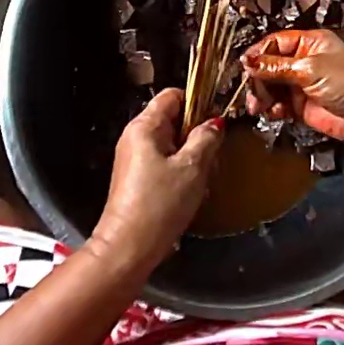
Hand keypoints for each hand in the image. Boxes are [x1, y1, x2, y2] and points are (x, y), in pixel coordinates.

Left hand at [89, 89, 223, 275]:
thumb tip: (215, 122)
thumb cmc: (160, 204)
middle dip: (197, 134)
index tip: (216, 121)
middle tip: (214, 156)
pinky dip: (180, 171)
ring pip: (171, 143)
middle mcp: (135, 136)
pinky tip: (192, 191)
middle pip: (172, 119)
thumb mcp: (191, 169)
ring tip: (205, 179)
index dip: (196, 102)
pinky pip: (163, 162)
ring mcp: (134, 157)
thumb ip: (206, 139)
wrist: (127, 248)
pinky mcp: (136, 178)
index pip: (172, 96)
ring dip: (192, 157)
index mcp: (144, 126)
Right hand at [242, 29, 343, 145]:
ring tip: (259, 106)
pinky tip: (274, 113)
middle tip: (252, 91)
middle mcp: (303, 60)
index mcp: (309, 42)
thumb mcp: (310, 69)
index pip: (275, 42)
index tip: (245, 65)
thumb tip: (248, 62)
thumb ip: (276, 66)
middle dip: (258, 78)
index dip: (259, 53)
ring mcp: (300, 83)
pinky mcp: (299, 104)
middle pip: (269, 64)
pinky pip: (277, 103)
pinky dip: (272, 108)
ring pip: (270, 85)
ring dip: (262, 95)